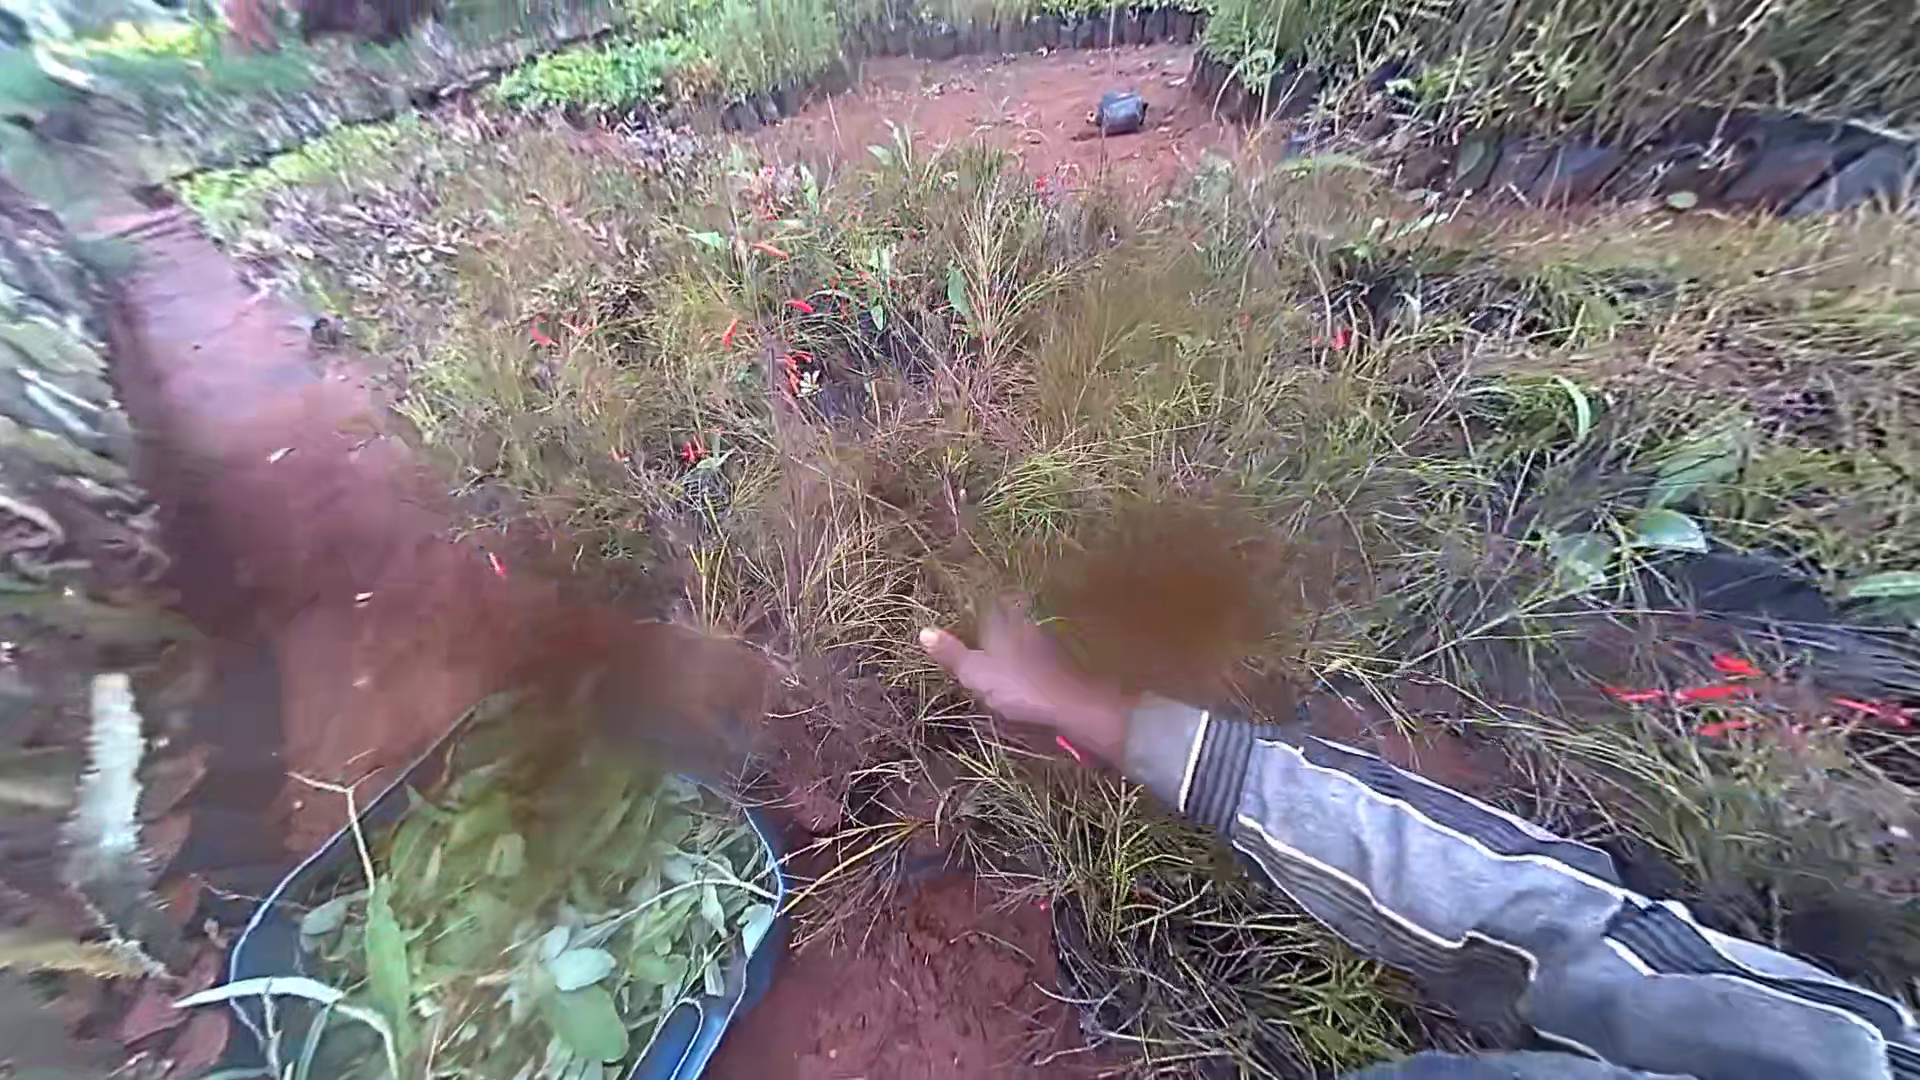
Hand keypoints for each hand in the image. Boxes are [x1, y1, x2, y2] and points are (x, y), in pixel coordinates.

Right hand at [918, 601, 1134, 763]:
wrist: (1071, 706)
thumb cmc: (1017, 685)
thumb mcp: (974, 671)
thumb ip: (951, 652)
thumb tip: (923, 631)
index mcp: (1005, 622)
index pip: (994, 602)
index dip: (985, 602)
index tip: (974, 605)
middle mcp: (1027, 627)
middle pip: (1011, 618)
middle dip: (1000, 622)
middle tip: (984, 629)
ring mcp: (1046, 646)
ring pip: (1025, 638)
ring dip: (1015, 645)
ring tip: (1000, 657)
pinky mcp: (1060, 667)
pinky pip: (1038, 659)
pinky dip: (1028, 665)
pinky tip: (1023, 679)